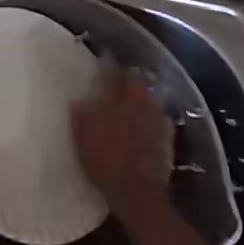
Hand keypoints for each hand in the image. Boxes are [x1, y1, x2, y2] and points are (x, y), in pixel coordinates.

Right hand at [71, 65, 172, 212]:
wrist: (136, 191)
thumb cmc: (104, 163)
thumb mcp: (83, 140)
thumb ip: (81, 118)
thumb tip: (78, 102)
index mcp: (113, 101)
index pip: (110, 74)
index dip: (107, 62)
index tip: (105, 53)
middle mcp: (135, 104)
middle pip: (135, 79)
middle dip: (129, 72)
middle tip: (123, 71)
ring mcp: (153, 119)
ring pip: (151, 94)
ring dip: (145, 89)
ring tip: (140, 89)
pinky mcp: (165, 135)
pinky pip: (162, 115)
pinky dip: (156, 112)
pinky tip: (154, 115)